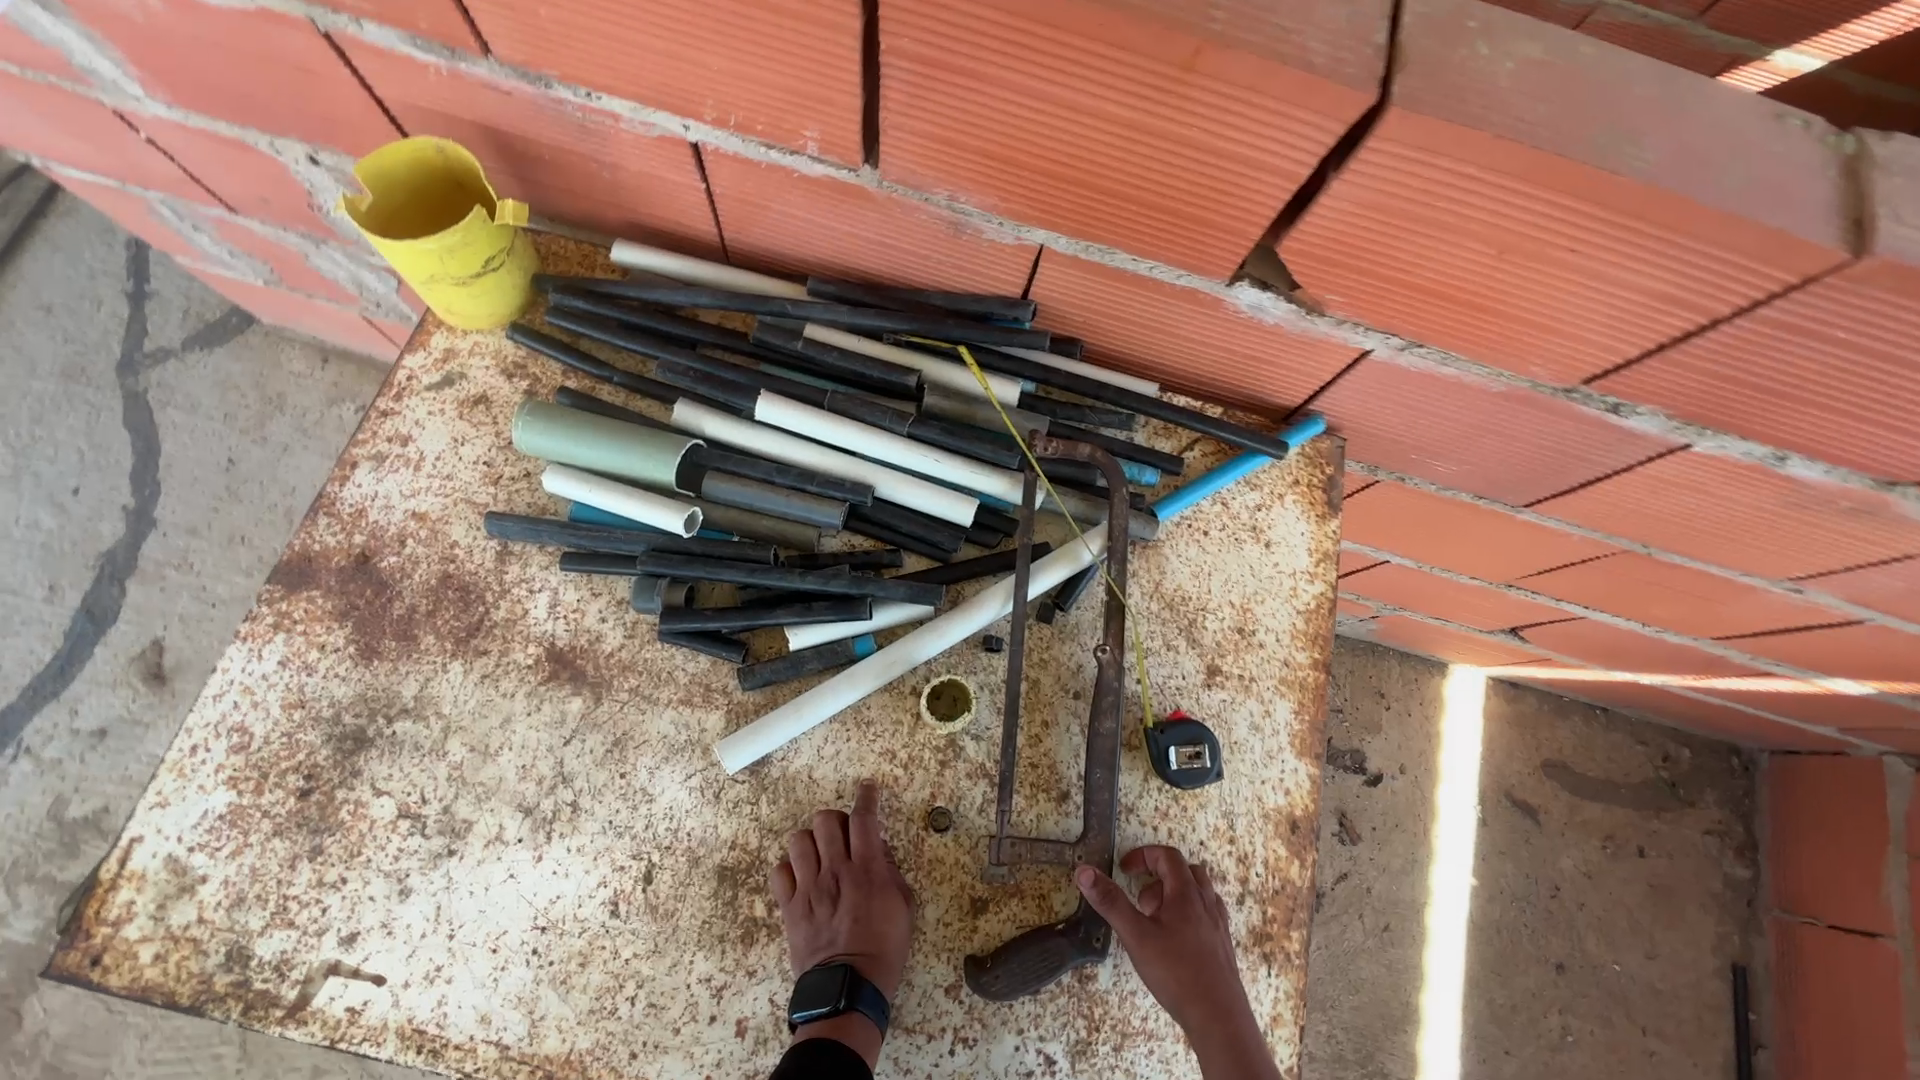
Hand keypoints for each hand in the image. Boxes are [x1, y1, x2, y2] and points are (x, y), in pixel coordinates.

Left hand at [770, 781, 914, 1064]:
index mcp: (867, 869)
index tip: (868, 788)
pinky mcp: (789, 907)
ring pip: (798, 839)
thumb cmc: (884, 949)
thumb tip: (877, 850)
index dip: (866, 797)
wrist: (849, 988)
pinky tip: (801, 878)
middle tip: (843, 834)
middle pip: (825, 819)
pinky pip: (779, 871)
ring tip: (819, 855)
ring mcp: (808, 888)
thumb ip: (891, 872)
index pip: (864, 818)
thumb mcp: (904, 907)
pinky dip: (789, 869)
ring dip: (811, 841)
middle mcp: (835, 870)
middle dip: (836, 819)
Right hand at [1077, 846, 1278, 1078]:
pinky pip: (1207, 914)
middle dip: (1159, 877)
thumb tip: (1084, 871)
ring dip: (1175, 895)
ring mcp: (1219, 924)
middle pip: (1185, 871)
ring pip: (1199, 893)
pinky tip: (1176, 940)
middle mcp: (1207, 903)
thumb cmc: (1175, 973)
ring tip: (1155, 921)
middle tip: (1141, 902)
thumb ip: (1110, 902)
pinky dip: (1189, 914)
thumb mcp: (1135, 936)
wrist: (1219, 1018)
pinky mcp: (1223, 945)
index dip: (1144, 856)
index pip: (1167, 856)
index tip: (1124, 869)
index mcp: (1186, 894)